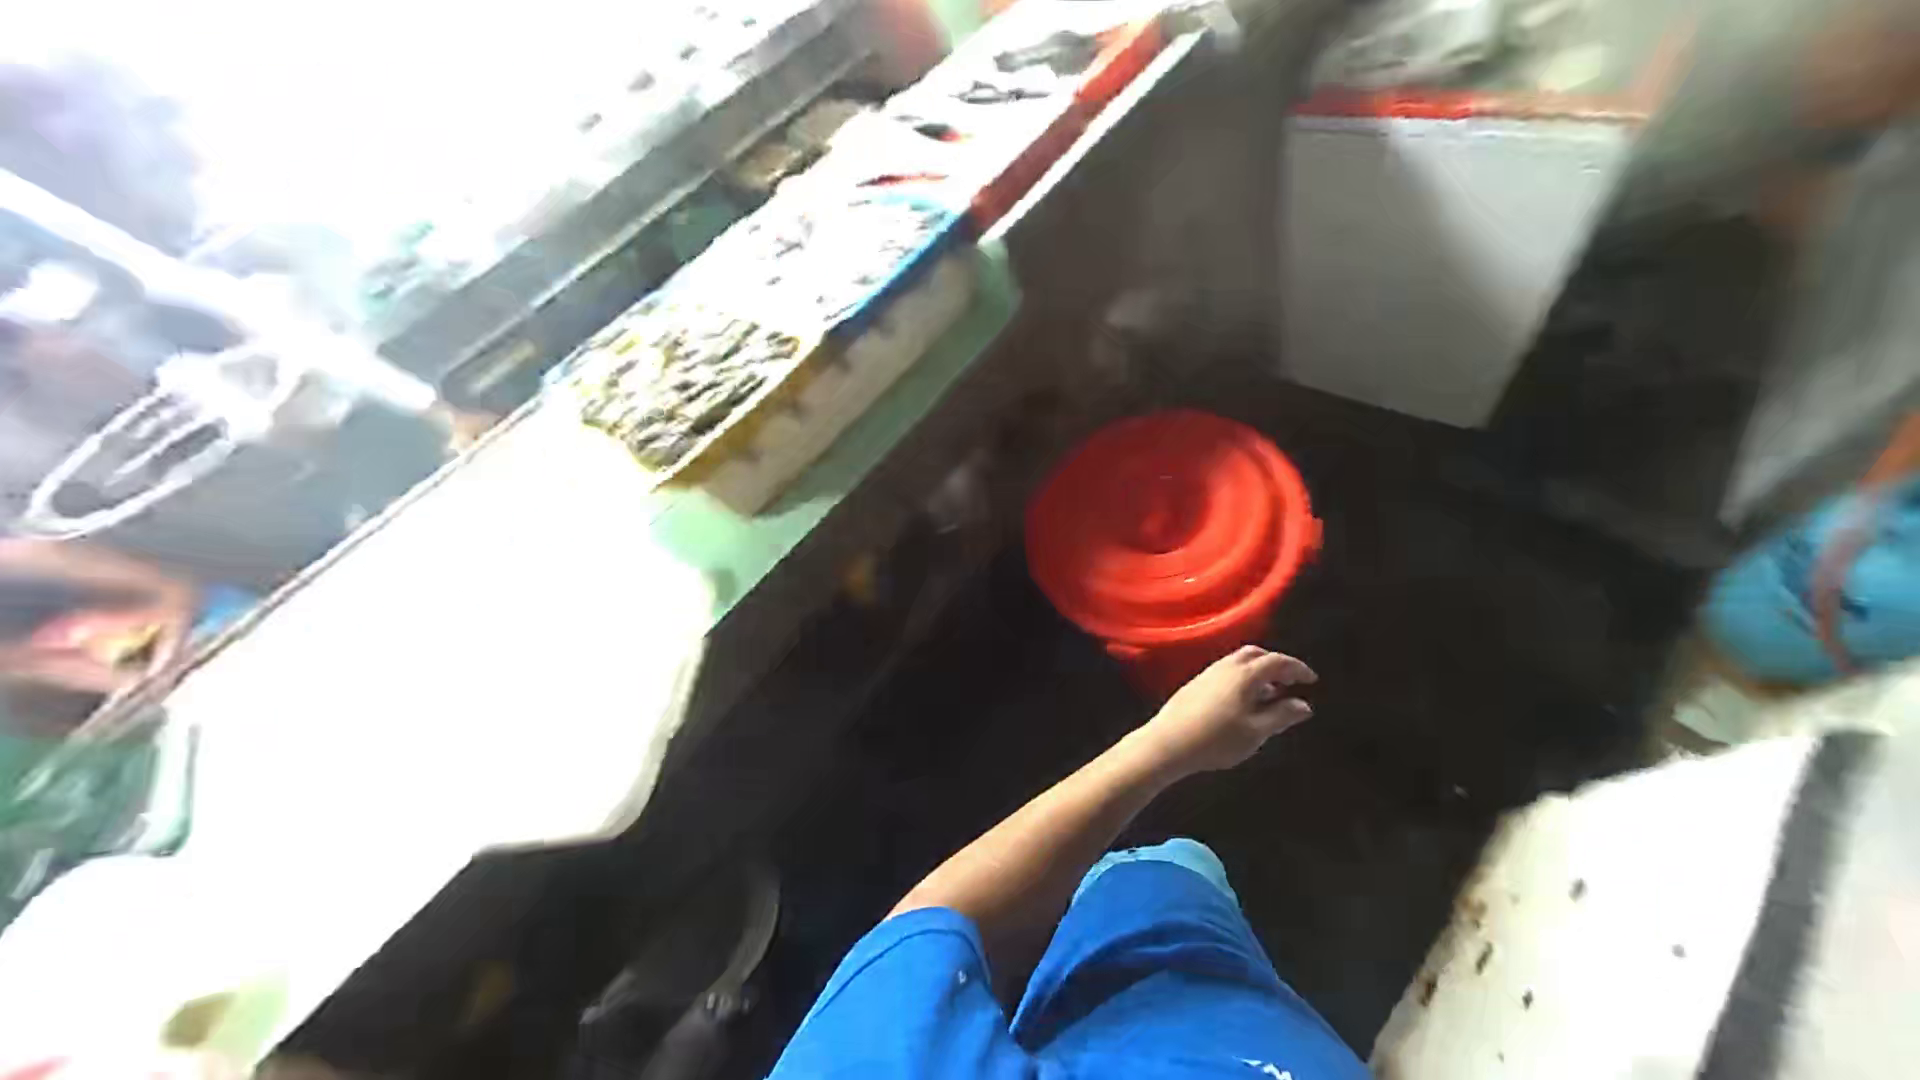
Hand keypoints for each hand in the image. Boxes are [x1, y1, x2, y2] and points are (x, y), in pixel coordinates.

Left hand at [1135, 646, 1315, 775]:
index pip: (1276, 660)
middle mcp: (1224, 667)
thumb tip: (1303, 705)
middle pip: (1255, 654)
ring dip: (1257, 672)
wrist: (1169, 742)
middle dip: (1276, 664)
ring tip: (1270, 696)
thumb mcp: (1256, 732)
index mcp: (1244, 674)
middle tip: (1289, 682)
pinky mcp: (1195, 683)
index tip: (1311, 679)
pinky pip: (1225, 671)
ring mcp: (1207, 673)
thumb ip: (1282, 715)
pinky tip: (1243, 701)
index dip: (1297, 667)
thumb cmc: (1216, 740)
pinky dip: (1241, 678)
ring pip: (1238, 662)